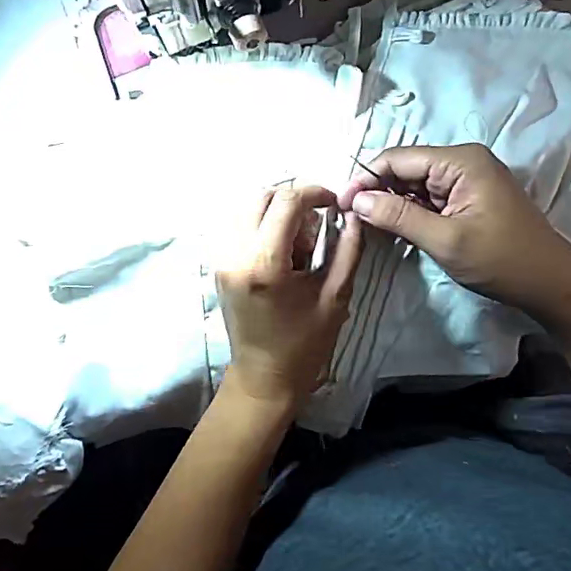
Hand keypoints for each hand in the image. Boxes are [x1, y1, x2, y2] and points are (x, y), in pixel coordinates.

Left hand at [215, 185, 363, 411]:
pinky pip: (239, 227)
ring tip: (298, 242)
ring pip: (247, 209)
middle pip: (262, 198)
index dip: (314, 193)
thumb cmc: (304, 345)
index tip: (333, 203)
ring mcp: (222, 259)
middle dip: (294, 201)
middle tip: (317, 225)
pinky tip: (280, 251)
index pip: (285, 203)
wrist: (263, 377)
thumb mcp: (335, 298)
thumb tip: (352, 215)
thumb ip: (347, 251)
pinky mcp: (218, 265)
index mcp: (264, 264)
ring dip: (276, 212)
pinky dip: (261, 226)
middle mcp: (235, 254)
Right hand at [338, 144, 570, 319]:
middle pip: (403, 168)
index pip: (397, 158)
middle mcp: (462, 161)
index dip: (364, 179)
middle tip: (350, 218)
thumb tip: (354, 200)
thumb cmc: (503, 261)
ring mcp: (465, 179)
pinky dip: (407, 211)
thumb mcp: (445, 240)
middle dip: (375, 191)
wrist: (553, 287)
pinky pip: (426, 197)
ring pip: (412, 184)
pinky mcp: (466, 197)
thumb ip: (397, 216)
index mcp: (460, 161)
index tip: (341, 205)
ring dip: (389, 202)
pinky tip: (392, 227)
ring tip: (366, 225)